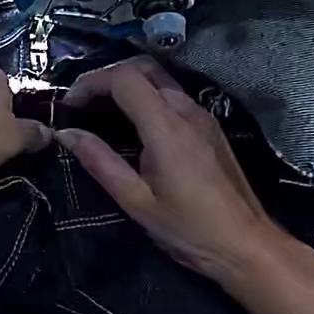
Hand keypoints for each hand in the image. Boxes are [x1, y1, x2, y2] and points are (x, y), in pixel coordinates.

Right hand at [57, 58, 290, 283]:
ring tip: (102, 110)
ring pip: (159, 78)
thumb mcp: (136, 202)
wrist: (247, 245)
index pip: (124, 79)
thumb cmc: (190, 230)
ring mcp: (202, 115)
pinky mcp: (209, 125)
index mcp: (166, 126)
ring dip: (128, 84)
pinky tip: (133, 122)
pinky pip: (173, 94)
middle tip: (83, 101)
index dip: (91, 83)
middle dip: (107, 75)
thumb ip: (100, 162)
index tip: (70, 104)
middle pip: (143, 67)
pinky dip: (146, 95)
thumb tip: (67, 134)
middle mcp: (186, 110)